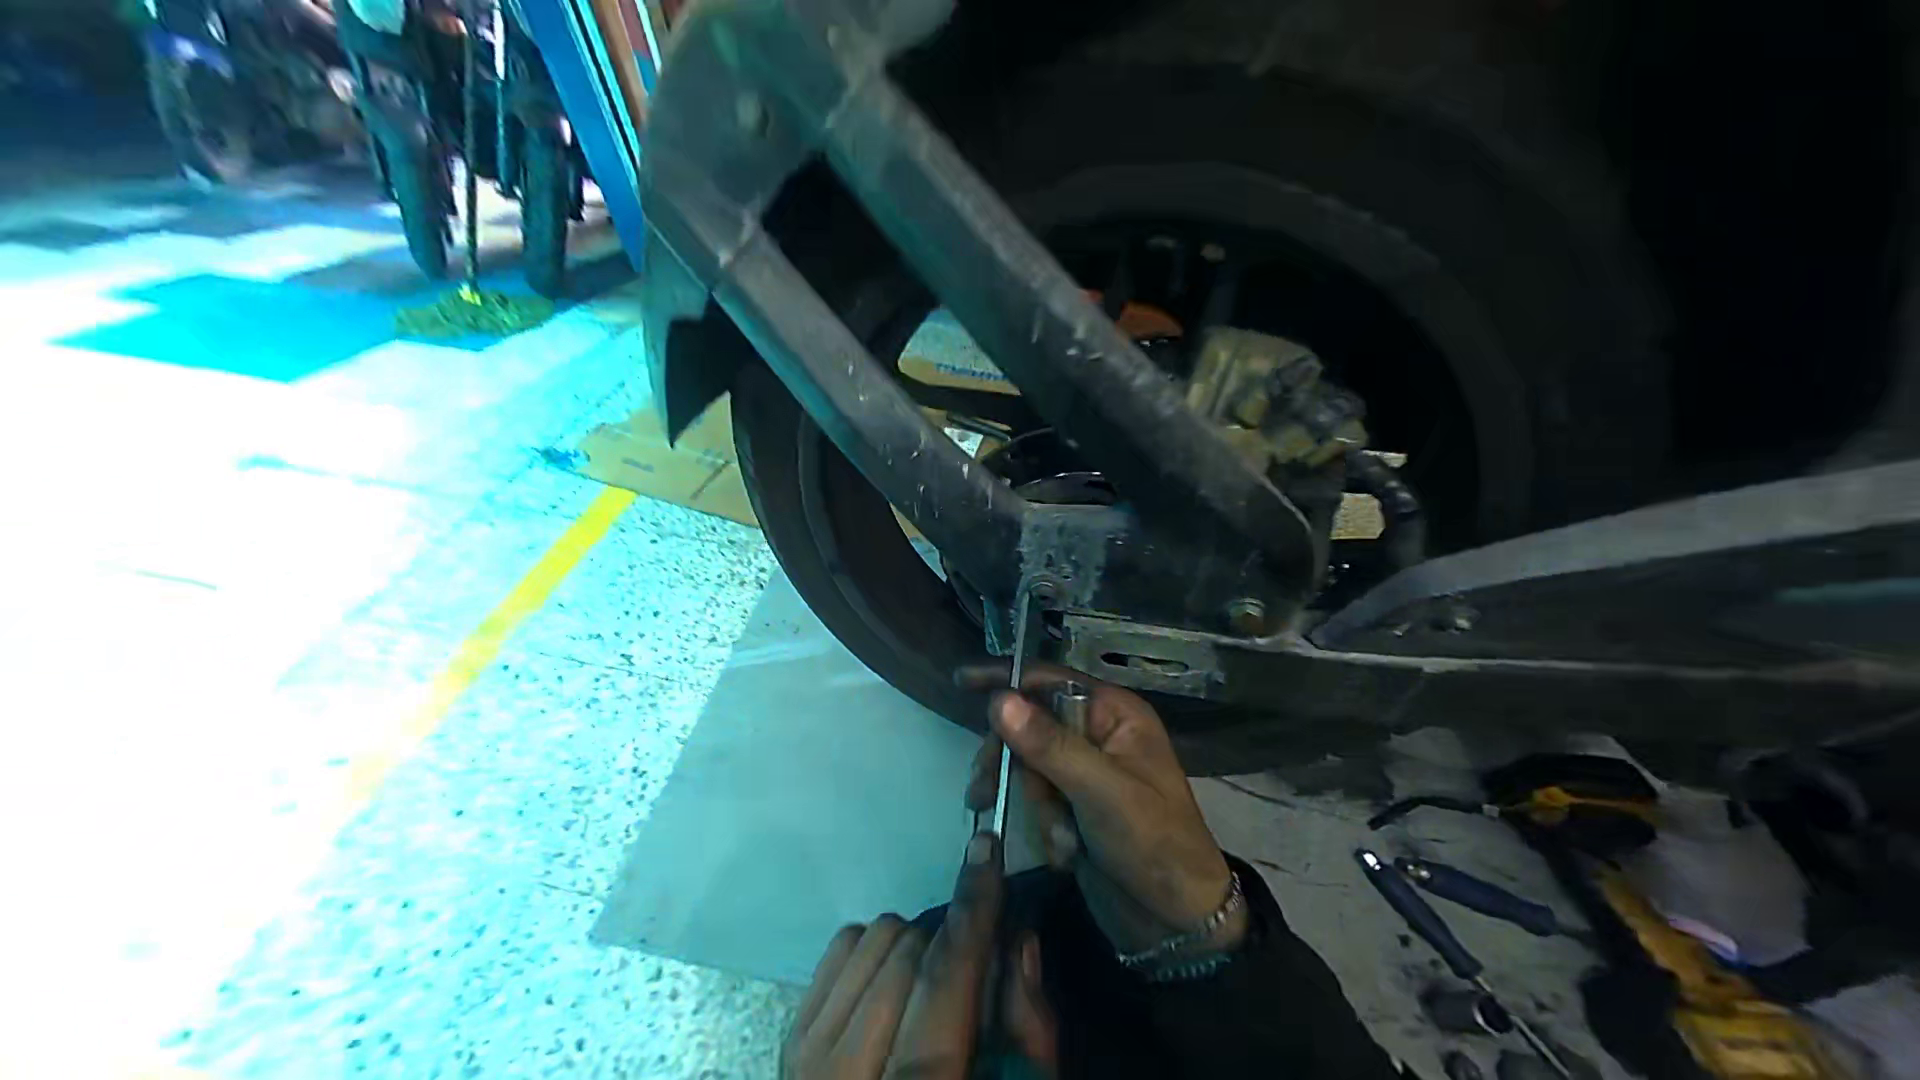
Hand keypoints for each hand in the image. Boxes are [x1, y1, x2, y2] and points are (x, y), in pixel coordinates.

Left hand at [786, 832, 1053, 1078]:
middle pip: (909, 955)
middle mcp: (844, 1075)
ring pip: (874, 939)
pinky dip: (874, 948)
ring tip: (928, 989)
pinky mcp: (789, 1042)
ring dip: (914, 945)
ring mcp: (805, 1060)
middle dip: (952, 944)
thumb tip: (1015, 941)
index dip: (971, 911)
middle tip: (974, 975)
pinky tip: (888, 986)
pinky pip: (840, 947)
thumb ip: (1026, 1033)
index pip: (942, 984)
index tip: (987, 847)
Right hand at [960, 663, 1244, 956]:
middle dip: (1013, 762)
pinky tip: (1061, 851)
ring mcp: (1083, 770)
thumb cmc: (1154, 846)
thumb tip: (999, 700)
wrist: (1177, 924)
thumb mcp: (1102, 793)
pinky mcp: (1071, 803)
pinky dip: (1041, 823)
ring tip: (1056, 840)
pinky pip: (1034, 796)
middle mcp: (1096, 733)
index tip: (962, 681)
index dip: (1006, 679)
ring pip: (1026, 764)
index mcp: (1114, 714)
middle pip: (1028, 724)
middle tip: (982, 791)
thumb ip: (1049, 745)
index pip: (1049, 680)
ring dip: (1034, 805)